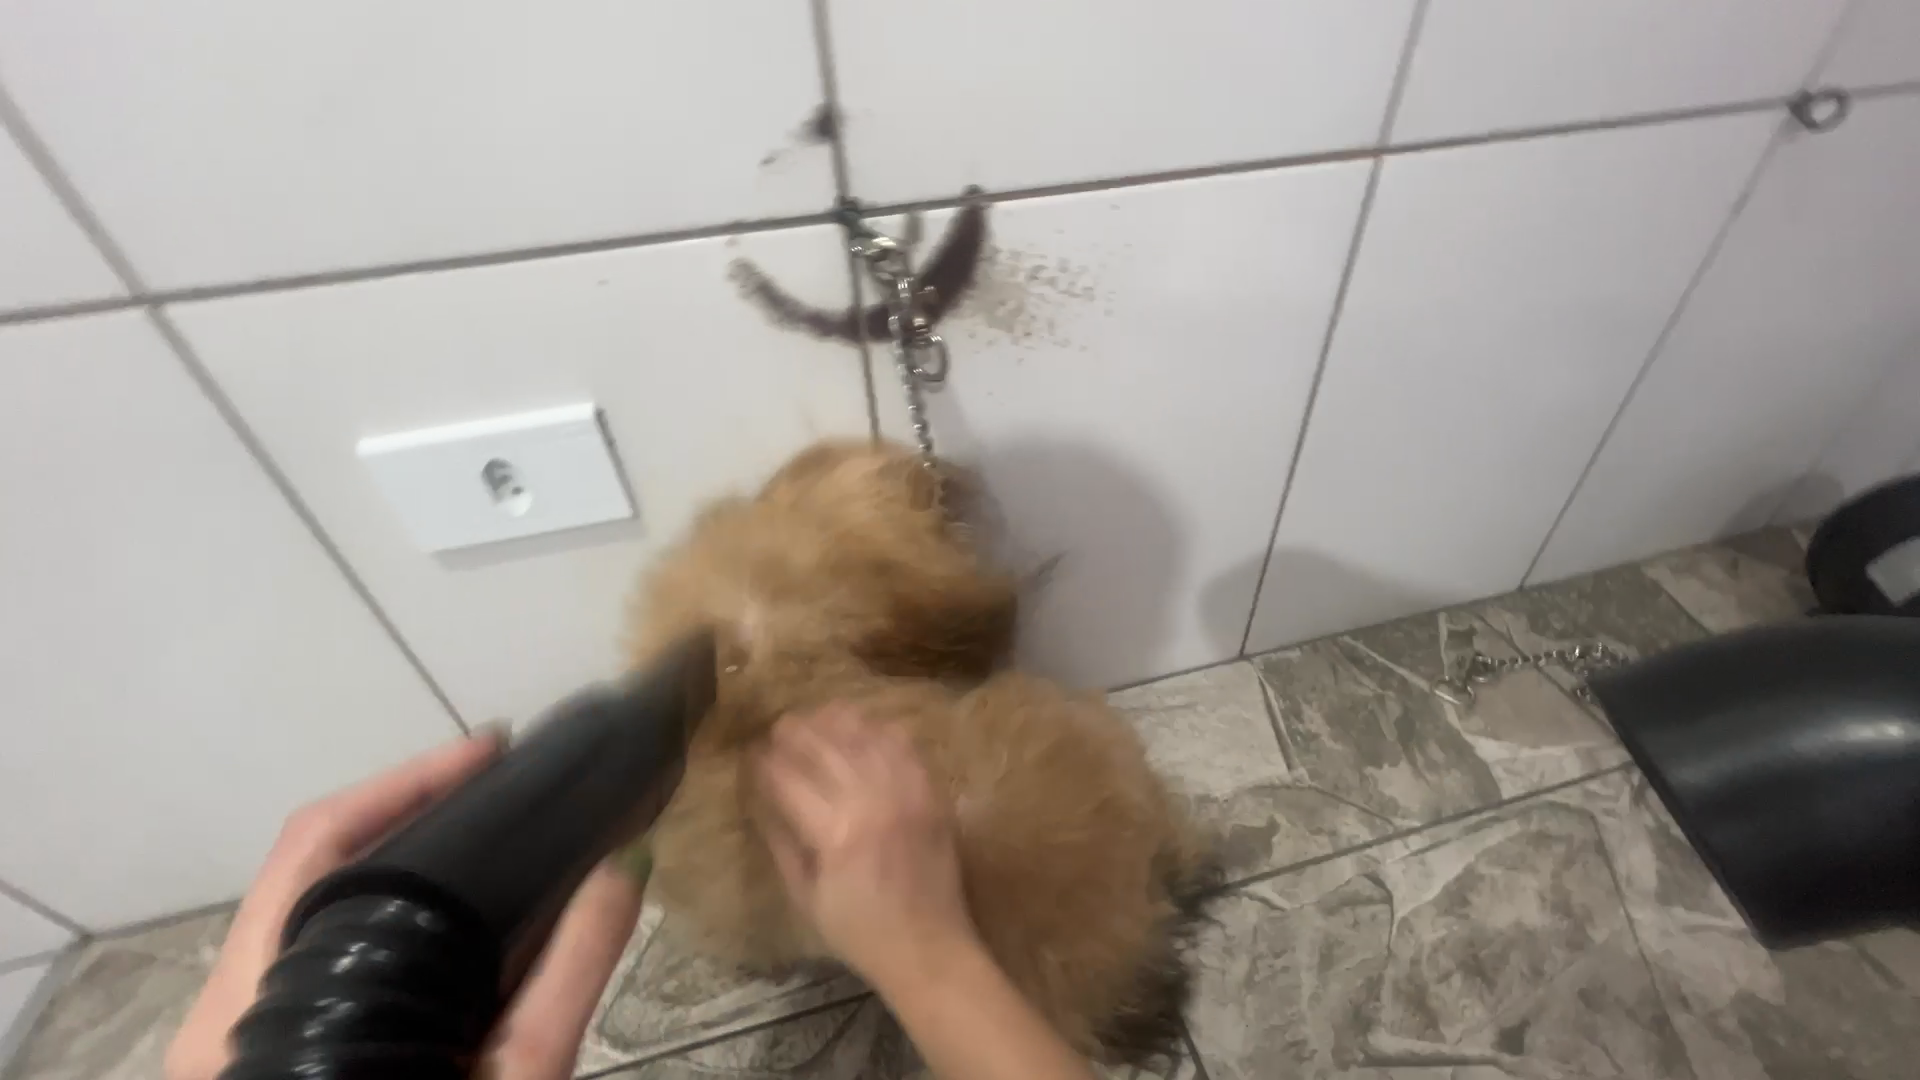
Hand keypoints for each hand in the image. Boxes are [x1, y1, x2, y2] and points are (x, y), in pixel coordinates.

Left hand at [164, 733, 643, 1079]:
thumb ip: (567, 976)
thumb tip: (628, 862)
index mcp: (262, 1007)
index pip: (318, 843)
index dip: (411, 779)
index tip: (499, 750)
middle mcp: (241, 1002)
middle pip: (319, 856)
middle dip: (420, 800)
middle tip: (513, 777)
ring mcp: (251, 1023)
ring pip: (323, 897)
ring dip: (411, 845)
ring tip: (500, 821)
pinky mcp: (278, 1037)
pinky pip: (330, 939)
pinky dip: (400, 897)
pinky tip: (467, 898)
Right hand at [753, 706, 976, 985]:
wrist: (928, 947)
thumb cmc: (860, 932)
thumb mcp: (806, 899)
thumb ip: (783, 845)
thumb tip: (760, 803)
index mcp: (835, 834)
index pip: (790, 781)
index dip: (766, 764)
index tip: (752, 753)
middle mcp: (871, 802)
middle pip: (827, 749)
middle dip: (798, 732)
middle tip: (779, 724)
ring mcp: (906, 793)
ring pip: (866, 739)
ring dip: (839, 721)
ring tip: (817, 714)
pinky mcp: (931, 793)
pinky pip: (906, 748)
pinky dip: (883, 731)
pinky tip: (866, 726)